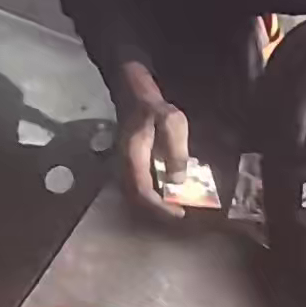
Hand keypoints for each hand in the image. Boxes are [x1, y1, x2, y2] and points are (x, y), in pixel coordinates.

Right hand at [117, 61, 189, 219]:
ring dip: (157, 205)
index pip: (142, 191)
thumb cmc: (154, 106)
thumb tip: (178, 181)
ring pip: (138, 196)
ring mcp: (127, 166)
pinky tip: (170, 194)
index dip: (160, 207)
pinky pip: (141, 187)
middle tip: (180, 214)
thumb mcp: (172, 122)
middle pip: (138, 200)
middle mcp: (125, 165)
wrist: (133, 92)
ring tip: (176, 207)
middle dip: (159, 211)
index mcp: (133, 156)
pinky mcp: (132, 166)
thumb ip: (176, 152)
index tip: (179, 213)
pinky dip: (155, 196)